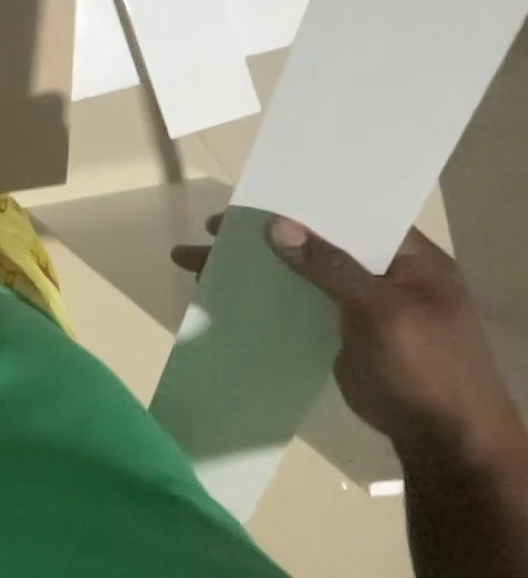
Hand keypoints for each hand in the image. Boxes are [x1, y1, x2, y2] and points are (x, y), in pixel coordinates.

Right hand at [176, 216, 525, 460]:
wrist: (444, 440)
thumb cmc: (427, 369)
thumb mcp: (382, 313)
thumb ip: (331, 268)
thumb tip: (277, 224)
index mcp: (412, 262)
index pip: (354, 217)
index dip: (305, 203)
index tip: (253, 198)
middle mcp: (384, 274)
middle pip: (314, 241)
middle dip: (260, 234)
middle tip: (212, 228)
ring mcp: (360, 301)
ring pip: (295, 270)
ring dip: (249, 264)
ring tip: (192, 260)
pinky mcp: (337, 325)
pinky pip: (292, 297)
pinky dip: (258, 290)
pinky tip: (221, 289)